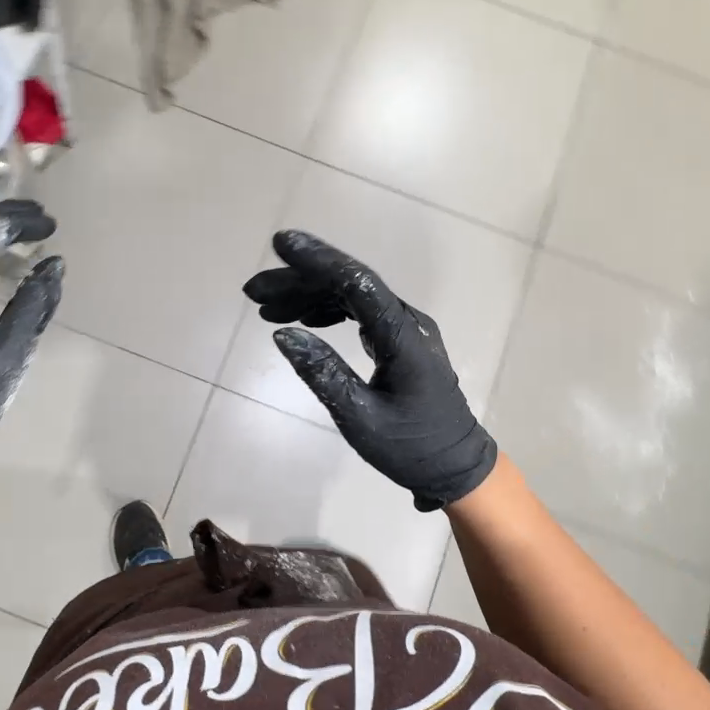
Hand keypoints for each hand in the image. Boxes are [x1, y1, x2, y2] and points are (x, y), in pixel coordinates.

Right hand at [244, 230, 495, 510]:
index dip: (317, 260)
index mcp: (402, 337)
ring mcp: (405, 329)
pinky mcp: (399, 340)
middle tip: (252, 292)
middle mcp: (407, 321)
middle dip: (299, 281)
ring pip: (351, 296)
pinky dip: (326, 310)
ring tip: (265, 309)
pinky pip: (359, 312)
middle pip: (348, 284)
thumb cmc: (410, 448)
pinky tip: (301, 319)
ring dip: (308, 296)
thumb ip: (322, 373)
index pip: (356, 283)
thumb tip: (283, 334)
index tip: (280, 243)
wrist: (456, 466)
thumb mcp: (359, 419)